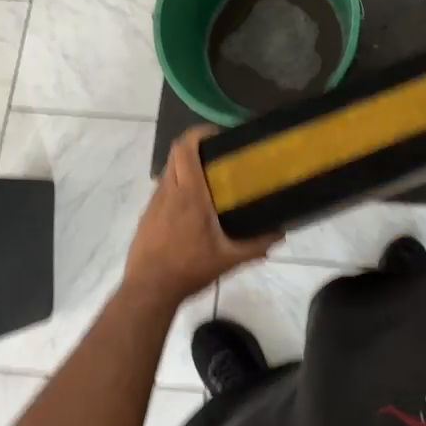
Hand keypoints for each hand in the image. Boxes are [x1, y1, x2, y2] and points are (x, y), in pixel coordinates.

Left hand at [124, 128, 278, 305]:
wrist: (148, 291)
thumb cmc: (189, 269)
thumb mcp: (228, 259)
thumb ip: (256, 245)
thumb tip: (280, 234)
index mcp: (189, 194)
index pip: (185, 149)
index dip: (198, 133)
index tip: (217, 136)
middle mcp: (168, 192)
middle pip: (175, 154)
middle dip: (193, 147)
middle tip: (217, 157)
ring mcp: (153, 204)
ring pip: (167, 173)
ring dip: (184, 169)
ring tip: (206, 184)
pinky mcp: (145, 218)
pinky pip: (161, 193)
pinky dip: (175, 190)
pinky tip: (189, 212)